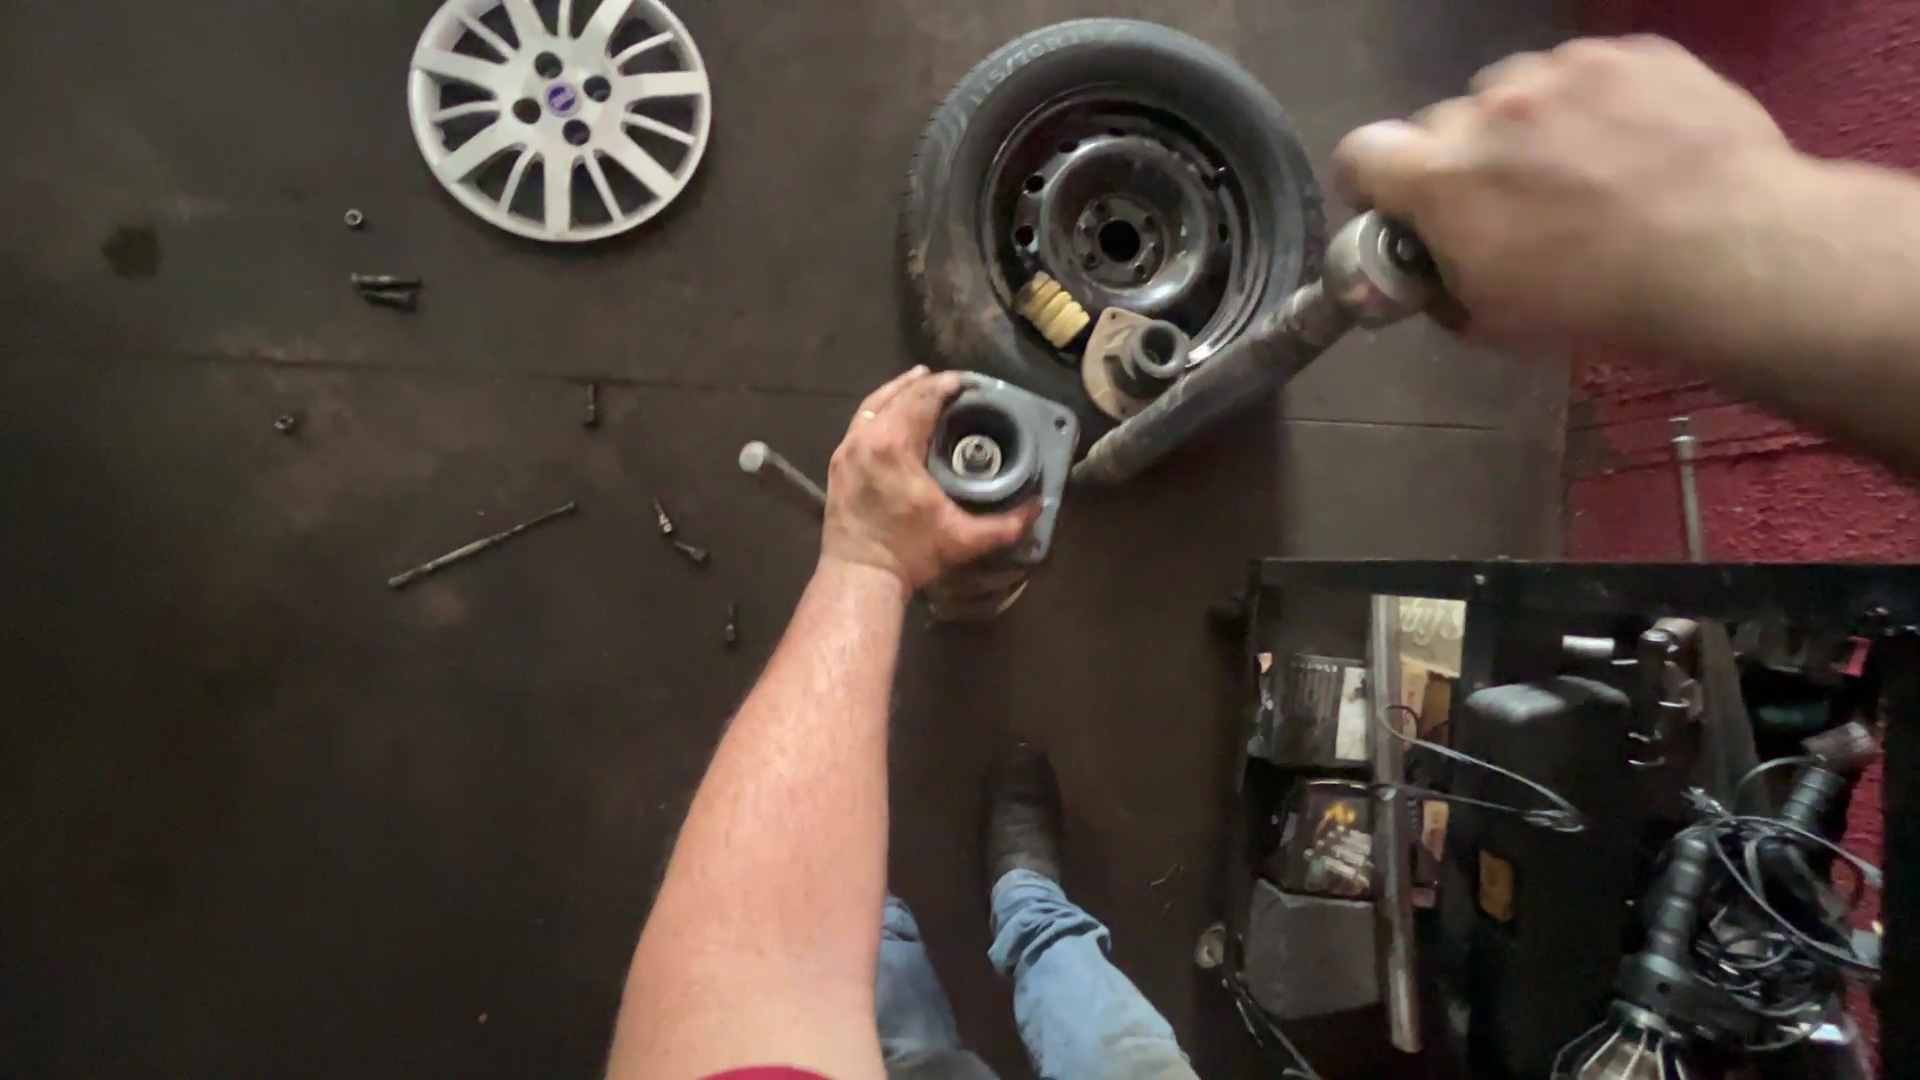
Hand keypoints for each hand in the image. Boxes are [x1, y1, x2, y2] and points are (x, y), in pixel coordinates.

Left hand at [820, 368, 1038, 594]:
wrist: (860, 578)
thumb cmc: (912, 555)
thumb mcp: (965, 539)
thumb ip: (1007, 524)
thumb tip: (1038, 506)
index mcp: (894, 447)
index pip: (922, 398)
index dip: (946, 385)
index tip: (966, 382)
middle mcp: (866, 439)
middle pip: (896, 395)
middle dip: (924, 384)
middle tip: (950, 384)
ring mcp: (847, 451)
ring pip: (872, 406)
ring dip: (897, 391)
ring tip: (919, 383)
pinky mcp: (837, 465)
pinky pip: (859, 424)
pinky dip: (878, 412)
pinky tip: (891, 416)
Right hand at [1334, 36, 1802, 348]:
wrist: (1726, 254)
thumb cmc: (1584, 302)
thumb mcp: (1479, 316)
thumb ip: (1431, 276)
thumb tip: (1425, 262)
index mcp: (1440, 179)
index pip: (1359, 152)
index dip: (1366, 180)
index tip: (1391, 204)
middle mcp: (1490, 110)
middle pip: (1437, 123)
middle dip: (1449, 160)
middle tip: (1490, 200)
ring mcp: (1565, 71)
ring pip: (1504, 89)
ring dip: (1511, 125)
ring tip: (1559, 164)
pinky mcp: (1632, 53)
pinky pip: (1575, 72)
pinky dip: (1577, 104)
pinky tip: (1614, 143)